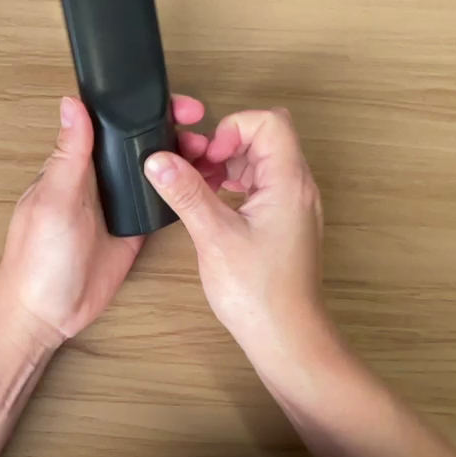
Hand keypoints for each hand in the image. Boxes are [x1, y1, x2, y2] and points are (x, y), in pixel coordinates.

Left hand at [0, 93, 206, 347]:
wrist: (47, 312)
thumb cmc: (36, 258)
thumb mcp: (53, 200)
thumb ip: (68, 155)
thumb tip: (70, 104)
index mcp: (72, 166)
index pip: (106, 123)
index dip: (136, 106)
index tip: (170, 99)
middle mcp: (95, 180)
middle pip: (135, 142)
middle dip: (168, 127)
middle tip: (200, 124)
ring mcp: (116, 204)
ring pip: (152, 169)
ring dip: (178, 156)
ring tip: (211, 149)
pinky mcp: (132, 229)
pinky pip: (159, 202)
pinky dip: (180, 190)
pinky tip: (203, 180)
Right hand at [141, 108, 331, 356]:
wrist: (284, 335)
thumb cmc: (257, 291)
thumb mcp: (214, 235)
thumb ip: (186, 192)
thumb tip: (158, 159)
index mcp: (288, 182)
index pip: (268, 121)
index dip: (231, 129)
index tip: (206, 159)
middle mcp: (297, 187)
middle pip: (265, 136)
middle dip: (225, 143)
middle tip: (195, 170)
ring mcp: (293, 205)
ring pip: (261, 160)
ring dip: (227, 164)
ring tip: (197, 188)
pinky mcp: (283, 222)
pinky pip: (260, 185)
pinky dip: (234, 184)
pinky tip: (211, 207)